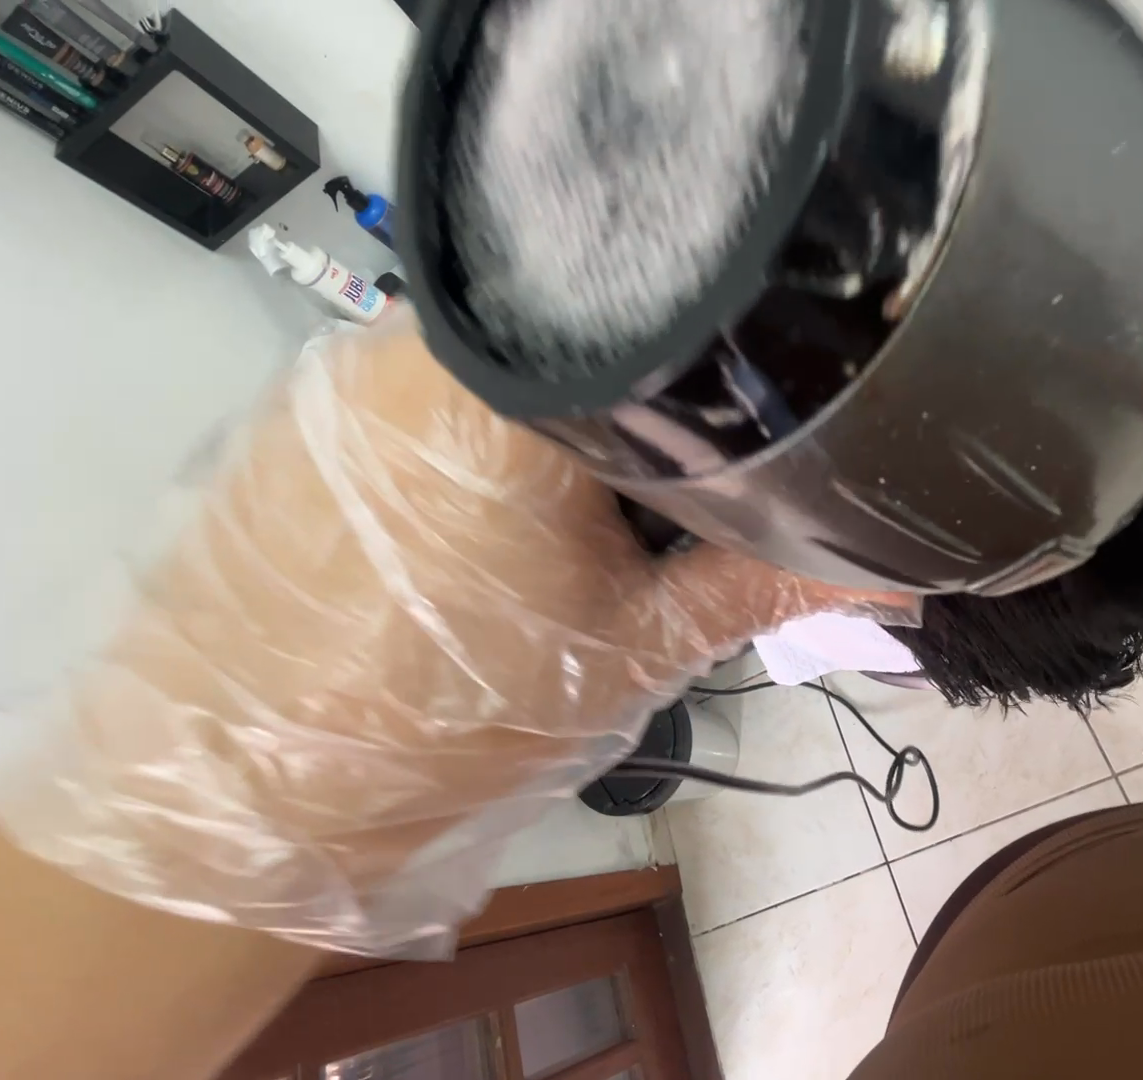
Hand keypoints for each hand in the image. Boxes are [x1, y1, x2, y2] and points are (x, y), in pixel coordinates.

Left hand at [0, 314, 910, 954]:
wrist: (246, 806)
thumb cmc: (458, 717)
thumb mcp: (636, 647)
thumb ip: (765, 587)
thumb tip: (895, 575)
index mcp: (513, 389)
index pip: (657, 325)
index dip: (713, 374)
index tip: (740, 422)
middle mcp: (415, 346)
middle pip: (584, 345)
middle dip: (639, 414)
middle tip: (664, 493)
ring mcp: (340, 374)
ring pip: (510, 369)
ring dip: (560, 430)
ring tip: (584, 508)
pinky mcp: (296, 417)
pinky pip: (433, 393)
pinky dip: (484, 439)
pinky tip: (489, 513)